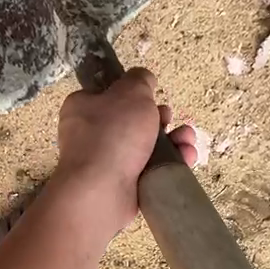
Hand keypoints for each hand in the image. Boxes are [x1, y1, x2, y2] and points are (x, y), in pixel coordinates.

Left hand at [51, 68, 198, 238]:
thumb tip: (143, 78)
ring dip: (173, 139)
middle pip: (133, 120)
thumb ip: (139, 79)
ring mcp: (107, 161)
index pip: (109, 94)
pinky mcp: (123, 184)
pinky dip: (170, 163)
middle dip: (160, 117)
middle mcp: (91, 134)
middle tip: (166, 118)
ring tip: (186, 139)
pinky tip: (185, 157)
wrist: (102, 190)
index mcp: (82, 107)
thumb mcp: (131, 92)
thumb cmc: (113, 133)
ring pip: (147, 145)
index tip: (149, 95)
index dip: (133, 93)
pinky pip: (151, 169)